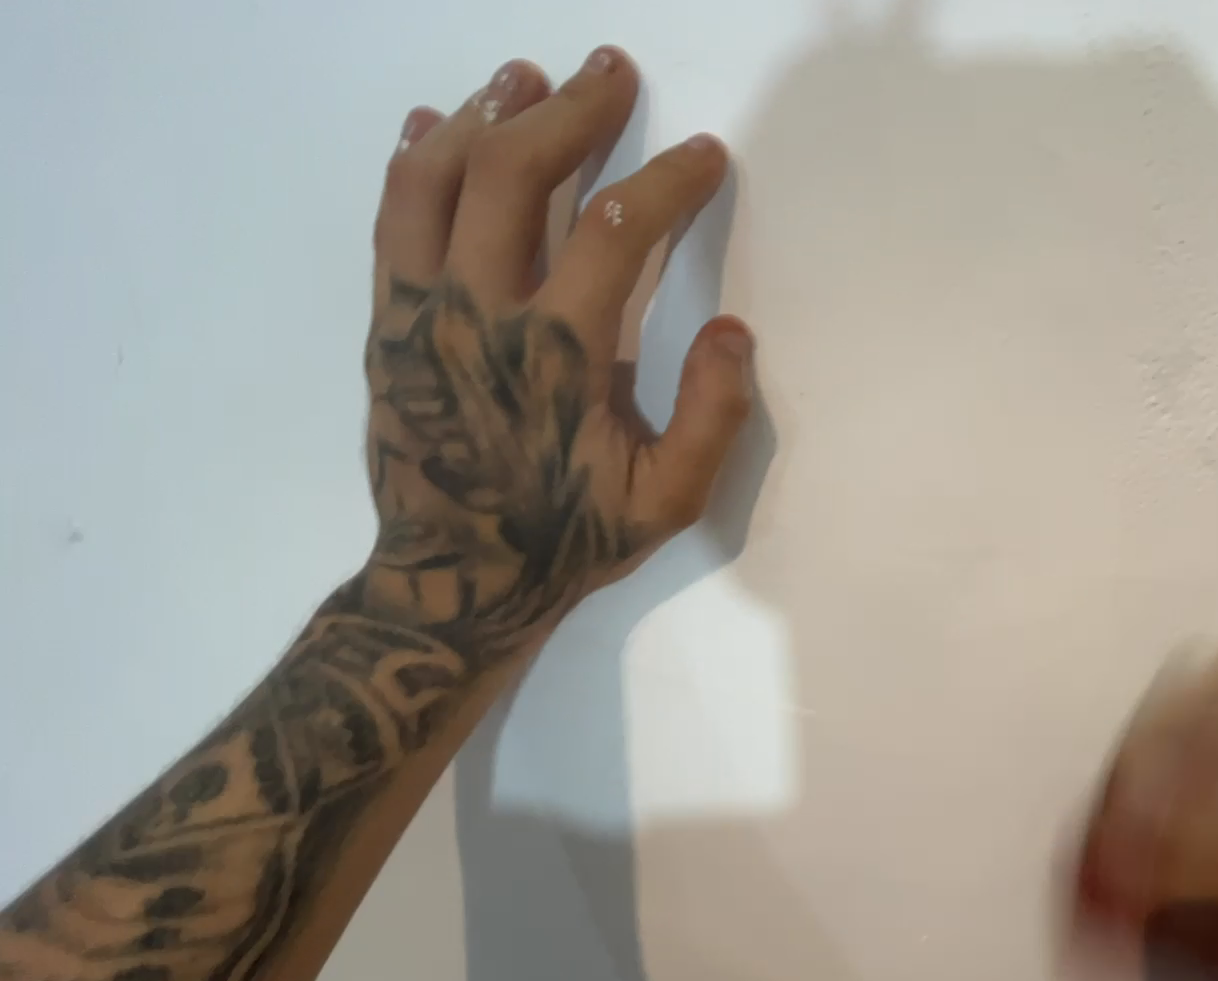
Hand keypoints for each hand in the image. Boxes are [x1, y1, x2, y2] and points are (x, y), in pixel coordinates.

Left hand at [357, 48, 751, 659]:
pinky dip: (416, 157)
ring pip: (439, 179)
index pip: (613, 233)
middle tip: (610, 69)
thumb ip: (713, 417)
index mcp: (559, 355)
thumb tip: (734, 331)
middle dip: (571, 113)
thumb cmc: (574, 536)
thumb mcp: (672, 499)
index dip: (665, 183)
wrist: (461, 576)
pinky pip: (391, 217)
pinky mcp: (385, 321)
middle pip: (515, 176)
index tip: (703, 156)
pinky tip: (440, 123)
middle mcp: (479, 314)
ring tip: (527, 76)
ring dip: (488, 114)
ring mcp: (419, 311)